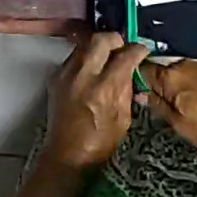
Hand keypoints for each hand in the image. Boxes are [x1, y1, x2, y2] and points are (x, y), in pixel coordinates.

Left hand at [40, 32, 150, 171]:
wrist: (66, 156)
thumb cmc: (100, 143)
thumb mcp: (123, 118)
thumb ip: (126, 88)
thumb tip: (130, 68)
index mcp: (104, 89)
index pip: (125, 56)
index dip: (137, 50)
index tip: (141, 51)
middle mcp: (83, 76)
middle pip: (100, 39)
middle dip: (115, 40)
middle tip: (122, 48)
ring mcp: (65, 75)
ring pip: (84, 44)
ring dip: (99, 47)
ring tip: (107, 58)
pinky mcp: (55, 78)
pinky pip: (73, 57)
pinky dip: (85, 59)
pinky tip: (91, 71)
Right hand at [138, 59, 196, 154]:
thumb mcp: (179, 123)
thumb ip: (158, 106)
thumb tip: (140, 94)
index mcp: (171, 75)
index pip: (144, 69)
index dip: (135, 80)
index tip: (133, 93)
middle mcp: (183, 64)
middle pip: (160, 71)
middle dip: (155, 86)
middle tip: (155, 107)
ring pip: (175, 74)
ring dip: (171, 87)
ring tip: (174, 107)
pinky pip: (189, 75)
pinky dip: (185, 86)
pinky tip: (190, 102)